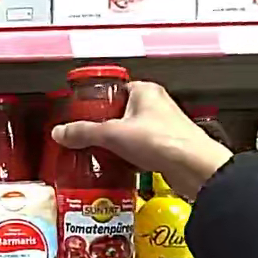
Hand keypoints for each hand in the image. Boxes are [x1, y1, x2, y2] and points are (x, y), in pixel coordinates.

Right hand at [52, 81, 232, 199]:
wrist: (195, 169)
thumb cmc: (167, 141)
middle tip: (85, 135)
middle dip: (101, 127)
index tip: (81, 111)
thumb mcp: (113, 134)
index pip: (114, 89)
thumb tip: (61, 132)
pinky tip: (115, 166)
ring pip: (128, 133)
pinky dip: (125, 158)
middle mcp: (155, 106)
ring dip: (113, 144)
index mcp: (145, 91)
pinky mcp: (163, 149)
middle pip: (119, 113)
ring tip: (97, 152)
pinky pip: (137, 150)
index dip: (96, 100)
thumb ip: (84, 133)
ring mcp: (160, 128)